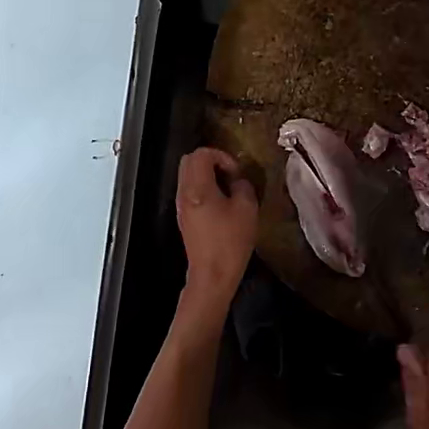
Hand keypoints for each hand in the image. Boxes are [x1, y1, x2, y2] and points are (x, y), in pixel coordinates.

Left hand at [176, 147, 257, 300]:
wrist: (212, 274)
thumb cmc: (230, 241)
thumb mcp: (247, 209)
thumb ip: (243, 186)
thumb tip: (237, 180)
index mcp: (197, 187)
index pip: (201, 154)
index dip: (221, 156)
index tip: (236, 172)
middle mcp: (184, 192)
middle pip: (189, 161)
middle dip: (211, 161)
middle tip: (231, 175)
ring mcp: (181, 205)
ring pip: (188, 176)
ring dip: (207, 175)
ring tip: (228, 190)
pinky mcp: (184, 217)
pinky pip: (190, 191)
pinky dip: (203, 188)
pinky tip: (221, 204)